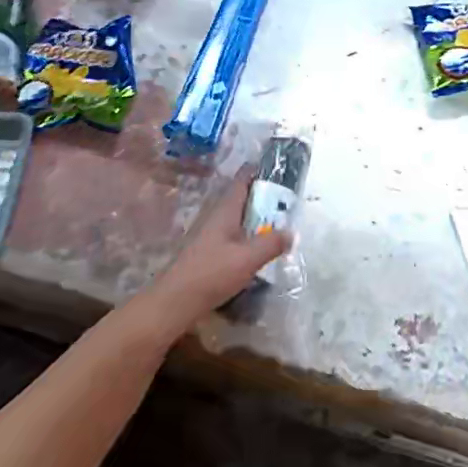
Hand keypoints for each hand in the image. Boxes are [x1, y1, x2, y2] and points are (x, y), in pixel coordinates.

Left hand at [132, 170, 289, 333]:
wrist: (176, 299)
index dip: (256, 171)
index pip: (241, 181)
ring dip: (254, 215)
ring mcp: (209, 234)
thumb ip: (270, 243)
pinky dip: (246, 233)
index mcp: (224, 211)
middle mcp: (215, 217)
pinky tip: (256, 247)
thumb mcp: (247, 258)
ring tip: (275, 220)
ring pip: (235, 216)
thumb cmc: (212, 273)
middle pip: (239, 198)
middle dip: (260, 194)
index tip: (275, 167)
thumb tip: (291, 232)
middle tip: (284, 197)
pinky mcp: (207, 251)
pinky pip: (231, 233)